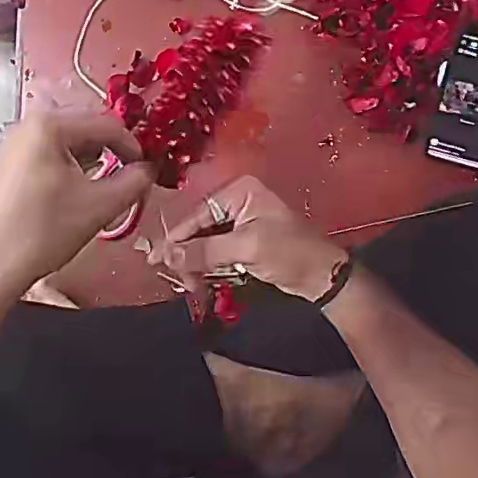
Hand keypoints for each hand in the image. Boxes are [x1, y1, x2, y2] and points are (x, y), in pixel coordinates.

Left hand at [0, 112, 152, 298]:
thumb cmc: (42, 232)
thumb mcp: (100, 205)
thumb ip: (135, 181)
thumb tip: (149, 169)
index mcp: (49, 126)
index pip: (108, 124)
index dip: (134, 146)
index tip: (147, 169)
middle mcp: (27, 125)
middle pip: (87, 128)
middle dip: (113, 151)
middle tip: (130, 176)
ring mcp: (13, 144)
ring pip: (68, 141)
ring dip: (93, 159)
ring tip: (106, 187)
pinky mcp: (6, 164)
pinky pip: (49, 153)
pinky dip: (71, 166)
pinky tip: (77, 191)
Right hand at [152, 176, 348, 301]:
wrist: (322, 276)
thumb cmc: (288, 253)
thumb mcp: (245, 249)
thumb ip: (204, 251)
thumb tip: (166, 255)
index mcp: (240, 191)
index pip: (198, 213)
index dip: (176, 238)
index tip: (155, 259)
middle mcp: (239, 201)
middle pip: (199, 228)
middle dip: (187, 254)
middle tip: (177, 280)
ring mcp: (242, 222)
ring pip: (206, 243)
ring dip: (196, 264)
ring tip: (190, 286)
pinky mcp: (246, 242)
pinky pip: (218, 252)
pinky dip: (209, 268)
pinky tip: (201, 282)